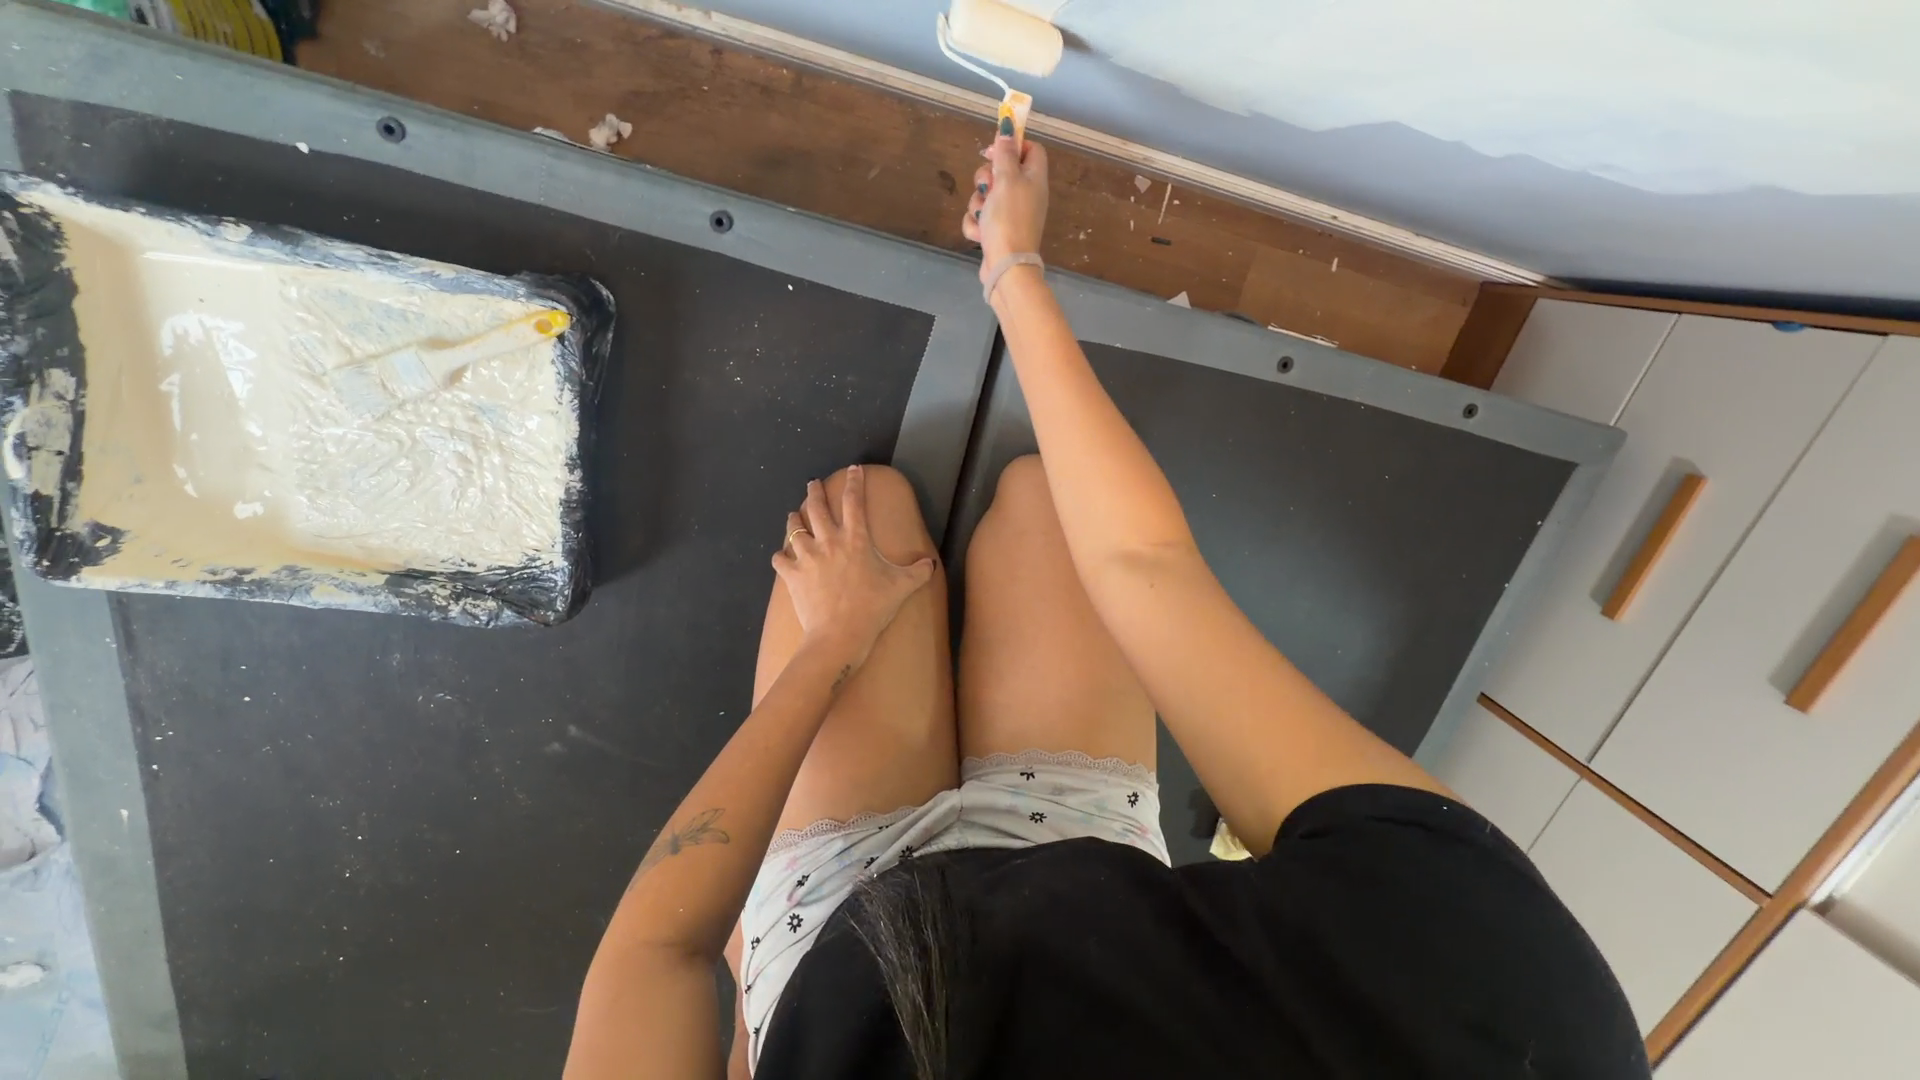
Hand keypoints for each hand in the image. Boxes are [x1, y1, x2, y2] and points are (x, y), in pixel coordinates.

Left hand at [773, 466, 936, 668]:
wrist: (840, 634)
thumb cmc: (873, 607)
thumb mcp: (902, 588)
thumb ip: (918, 572)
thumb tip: (931, 564)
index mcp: (856, 539)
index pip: (854, 502)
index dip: (854, 482)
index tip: (853, 470)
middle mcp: (829, 541)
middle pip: (817, 508)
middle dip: (815, 492)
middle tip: (812, 484)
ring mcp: (807, 557)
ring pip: (794, 530)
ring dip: (793, 520)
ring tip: (793, 516)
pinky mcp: (792, 575)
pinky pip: (780, 560)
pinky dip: (780, 556)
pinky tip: (781, 557)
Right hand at [962, 133, 1048, 286]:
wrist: (1006, 266)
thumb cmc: (1009, 219)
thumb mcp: (1007, 179)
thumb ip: (1005, 153)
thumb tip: (1008, 127)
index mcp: (1034, 179)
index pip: (1030, 149)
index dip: (1012, 145)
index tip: (993, 150)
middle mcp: (1025, 195)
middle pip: (1001, 171)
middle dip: (986, 177)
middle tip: (987, 187)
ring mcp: (1010, 215)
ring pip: (985, 195)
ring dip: (978, 204)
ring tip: (984, 217)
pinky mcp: (996, 232)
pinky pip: (979, 218)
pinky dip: (976, 225)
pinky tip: (981, 235)